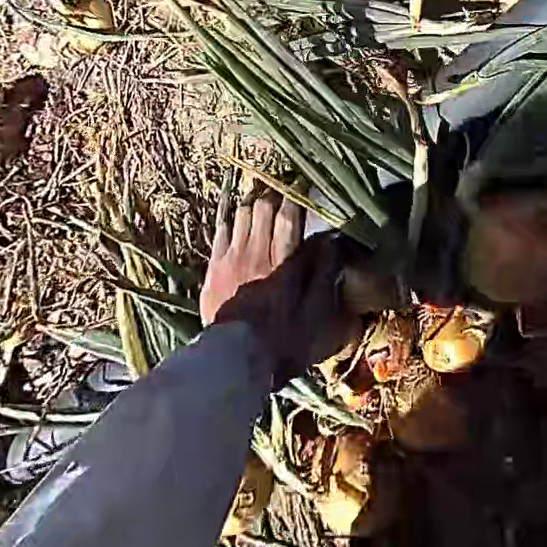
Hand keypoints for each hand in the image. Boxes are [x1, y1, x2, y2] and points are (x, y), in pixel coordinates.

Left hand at [201, 187, 348, 381]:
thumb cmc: (281, 340)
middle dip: (275, 194)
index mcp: (282, 261)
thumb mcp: (314, 313)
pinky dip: (230, 217)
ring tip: (263, 197)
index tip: (304, 186)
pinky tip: (236, 212)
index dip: (297, 197)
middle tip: (284, 190)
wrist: (232, 360)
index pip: (289, 216)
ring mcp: (230, 258)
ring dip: (254, 202)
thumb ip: (323, 275)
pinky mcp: (213, 267)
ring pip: (241, 214)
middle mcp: (255, 252)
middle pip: (263, 207)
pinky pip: (221, 231)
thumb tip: (332, 244)